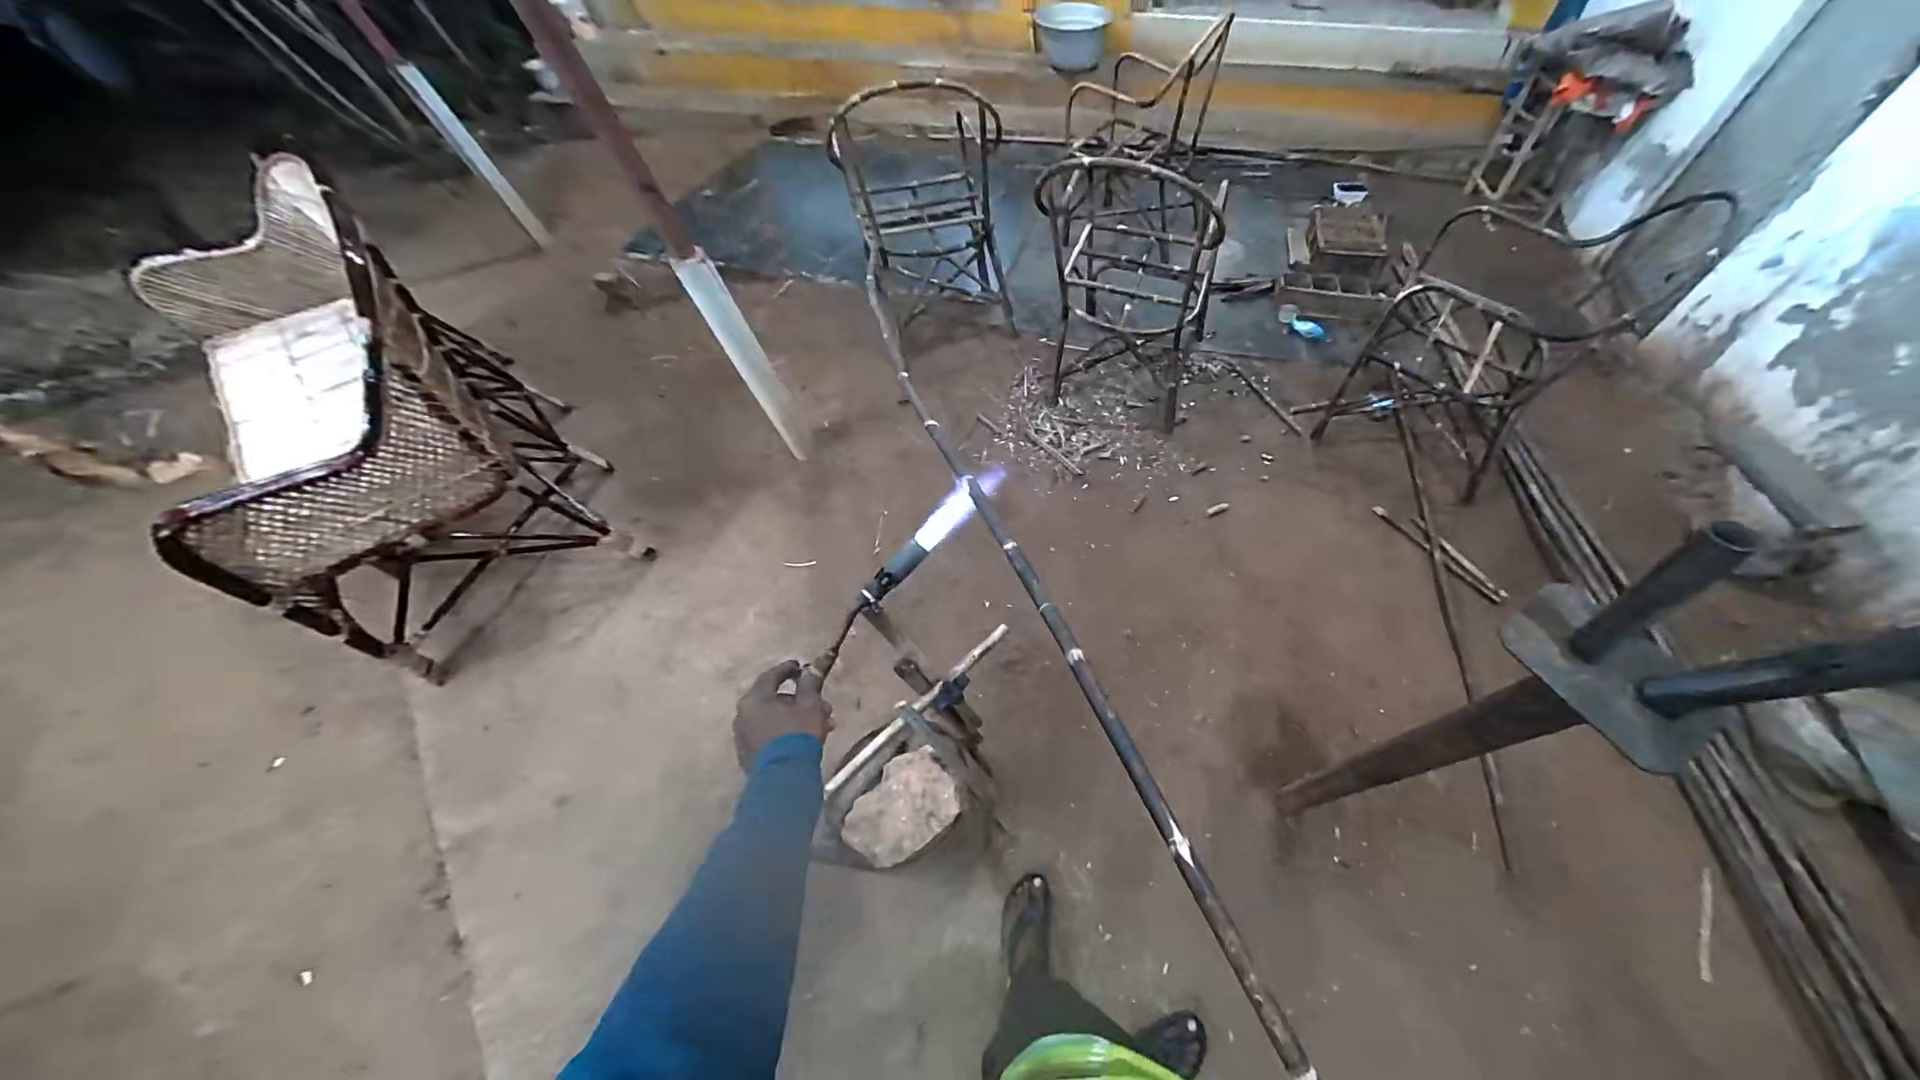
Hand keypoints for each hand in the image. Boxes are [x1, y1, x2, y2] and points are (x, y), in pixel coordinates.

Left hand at [733, 659, 832, 770]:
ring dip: (795, 718)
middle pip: (773, 699)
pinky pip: (768, 735)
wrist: (784, 778)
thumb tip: (812, 668)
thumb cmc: (798, 734)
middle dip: (799, 701)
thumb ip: (810, 684)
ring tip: (820, 726)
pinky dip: (784, 732)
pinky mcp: (747, 755)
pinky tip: (802, 739)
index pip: (771, 676)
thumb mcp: (810, 704)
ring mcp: (742, 737)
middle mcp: (743, 715)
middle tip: (821, 705)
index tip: (801, 668)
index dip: (788, 670)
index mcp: (754, 699)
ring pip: (773, 719)